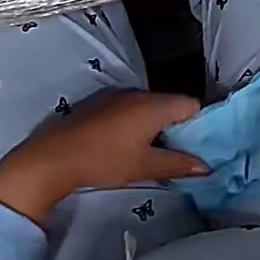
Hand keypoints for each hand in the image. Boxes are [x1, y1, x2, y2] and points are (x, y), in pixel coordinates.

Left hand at [0, 90, 209, 223]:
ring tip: (152, 150)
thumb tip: (205, 165)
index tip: (199, 144)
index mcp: (154, 105)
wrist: (54, 156)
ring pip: (149, 105)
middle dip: (177, 125)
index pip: (191, 103)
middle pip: (170, 103)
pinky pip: (129, 106)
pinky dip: (135, 121)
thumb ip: (178, 164)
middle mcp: (138, 93)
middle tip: (179, 152)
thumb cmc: (104, 160)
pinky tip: (126, 143)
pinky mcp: (100, 101)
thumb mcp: (145, 166)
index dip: (200, 122)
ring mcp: (117, 95)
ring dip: (155, 123)